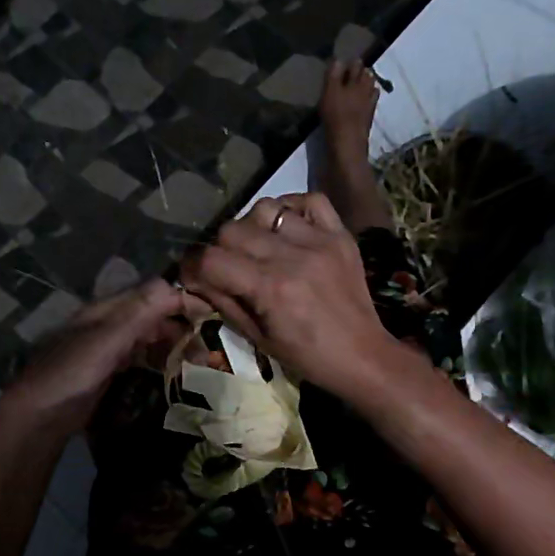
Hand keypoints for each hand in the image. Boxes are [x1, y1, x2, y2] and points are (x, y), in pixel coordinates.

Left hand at [4, 280, 205, 425]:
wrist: (39, 416)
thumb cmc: (71, 374)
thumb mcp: (106, 341)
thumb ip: (138, 313)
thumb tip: (174, 283)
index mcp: (106, 310)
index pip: (151, 293)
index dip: (182, 298)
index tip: (215, 312)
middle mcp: (107, 323)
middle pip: (152, 314)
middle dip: (182, 323)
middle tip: (214, 342)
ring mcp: (107, 348)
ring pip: (147, 336)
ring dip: (172, 342)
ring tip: (202, 358)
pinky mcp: (107, 371)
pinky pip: (140, 357)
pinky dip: (158, 359)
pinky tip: (175, 370)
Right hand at [180, 194, 415, 399]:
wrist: (363, 355)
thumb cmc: (305, 355)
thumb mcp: (256, 336)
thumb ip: (222, 301)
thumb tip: (193, 280)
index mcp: (269, 288)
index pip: (211, 259)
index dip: (192, 266)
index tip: (192, 275)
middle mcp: (292, 257)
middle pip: (232, 229)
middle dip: (219, 247)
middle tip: (228, 265)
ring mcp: (319, 241)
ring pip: (266, 208)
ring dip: (253, 226)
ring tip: (259, 246)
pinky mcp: (340, 235)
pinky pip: (309, 200)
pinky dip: (291, 208)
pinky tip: (287, 229)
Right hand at [319, 60, 380, 159]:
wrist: (347, 145)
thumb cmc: (336, 118)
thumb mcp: (330, 94)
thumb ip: (334, 77)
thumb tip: (338, 59)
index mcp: (356, 82)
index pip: (355, 65)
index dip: (350, 62)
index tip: (343, 60)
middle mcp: (365, 90)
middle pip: (365, 76)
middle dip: (359, 71)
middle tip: (351, 70)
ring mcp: (369, 105)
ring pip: (369, 88)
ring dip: (365, 83)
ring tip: (357, 83)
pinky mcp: (367, 118)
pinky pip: (370, 102)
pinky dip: (368, 97)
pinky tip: (364, 99)